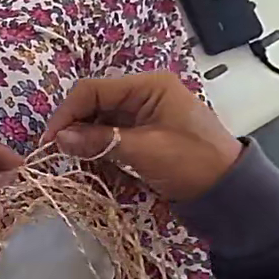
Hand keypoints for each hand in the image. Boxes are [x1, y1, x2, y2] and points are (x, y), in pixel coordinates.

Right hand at [41, 72, 242, 200]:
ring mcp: (143, 116)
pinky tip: (91, 166)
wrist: (228, 192)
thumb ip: (101, 141)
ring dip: (85, 142)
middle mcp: (143, 95)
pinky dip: (98, 151)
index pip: (94, 90)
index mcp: (148, 86)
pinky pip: (110, 138)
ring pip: (99, 122)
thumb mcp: (145, 150)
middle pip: (94, 105)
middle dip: (74, 128)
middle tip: (57, 155)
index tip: (50, 141)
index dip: (67, 113)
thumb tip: (60, 139)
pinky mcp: (143, 136)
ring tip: (73, 163)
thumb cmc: (193, 163)